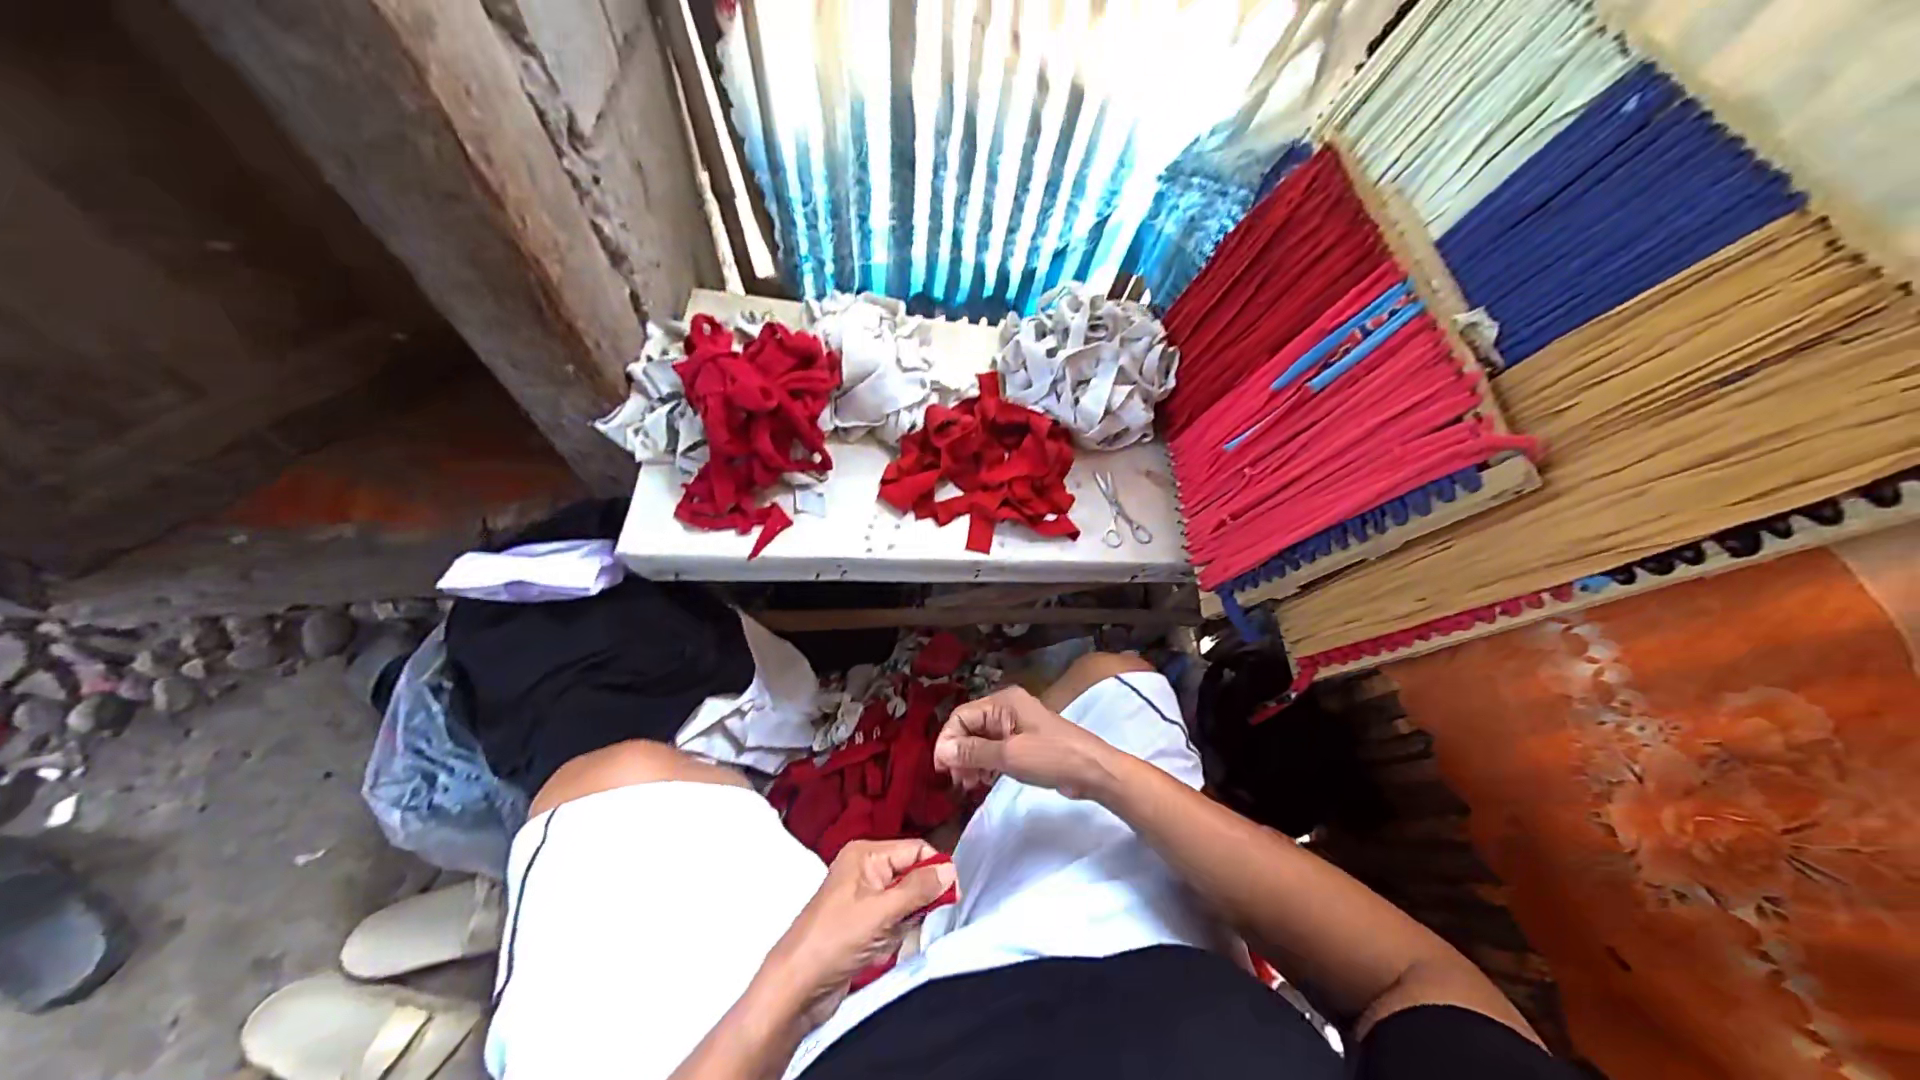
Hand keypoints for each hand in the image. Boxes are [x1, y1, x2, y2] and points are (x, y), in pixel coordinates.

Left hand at [759, 840, 957, 1024]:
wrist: (796, 987)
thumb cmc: (830, 942)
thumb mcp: (882, 912)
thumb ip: (919, 889)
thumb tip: (949, 871)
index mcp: (865, 854)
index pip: (915, 849)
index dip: (936, 870)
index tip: (952, 895)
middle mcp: (865, 869)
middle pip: (912, 874)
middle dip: (917, 902)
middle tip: (909, 922)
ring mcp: (863, 897)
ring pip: (906, 901)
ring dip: (904, 923)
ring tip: (884, 939)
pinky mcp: (863, 922)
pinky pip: (893, 921)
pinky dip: (893, 936)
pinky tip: (876, 950)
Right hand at [934, 685, 1121, 798]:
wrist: (1093, 770)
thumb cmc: (1051, 757)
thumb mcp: (1009, 755)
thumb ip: (972, 752)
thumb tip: (942, 751)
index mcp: (1003, 702)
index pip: (961, 716)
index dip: (947, 741)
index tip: (941, 768)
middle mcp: (1007, 708)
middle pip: (969, 727)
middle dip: (959, 753)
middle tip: (957, 780)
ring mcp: (1016, 725)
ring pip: (981, 740)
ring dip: (971, 760)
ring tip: (970, 783)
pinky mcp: (1024, 742)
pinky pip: (995, 749)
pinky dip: (985, 763)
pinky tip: (983, 779)